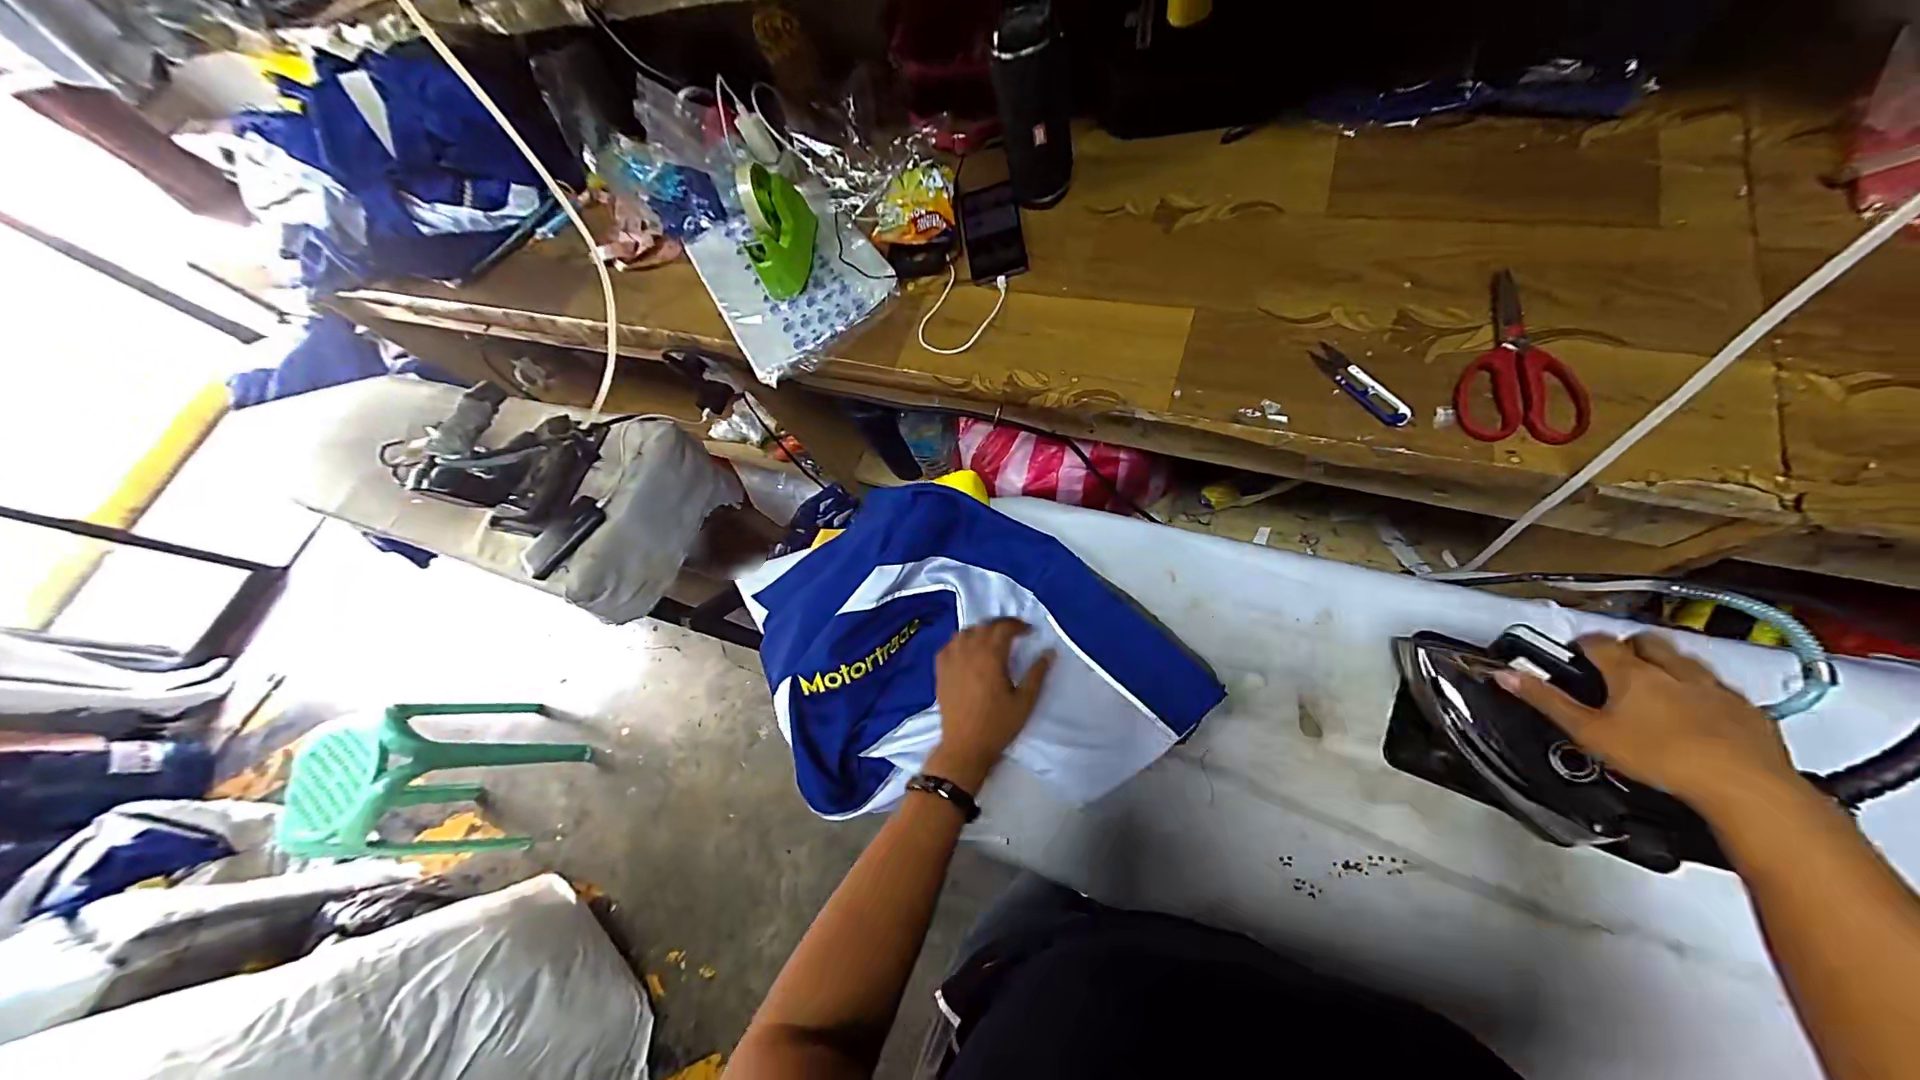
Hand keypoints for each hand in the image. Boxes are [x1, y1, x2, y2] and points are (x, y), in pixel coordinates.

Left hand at [928, 619, 1054, 792]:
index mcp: (990, 657)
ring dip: (980, 631)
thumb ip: (1037, 674)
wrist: (965, 747)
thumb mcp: (1025, 702)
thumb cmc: (998, 725)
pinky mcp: (940, 670)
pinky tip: (968, 651)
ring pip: (965, 632)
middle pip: (984, 626)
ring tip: (992, 641)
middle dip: (1000, 625)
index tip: (1029, 631)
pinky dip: (961, 641)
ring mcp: (951, 660)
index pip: (1003, 628)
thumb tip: (1049, 652)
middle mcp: (968, 652)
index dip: (1018, 625)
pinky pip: (949, 645)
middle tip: (1014, 634)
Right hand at [1494, 633, 1802, 811]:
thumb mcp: (1588, 732)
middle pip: (1648, 641)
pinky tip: (1700, 709)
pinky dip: (1705, 690)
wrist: (1744, 787)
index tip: (1575, 652)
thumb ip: (1546, 700)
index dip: (1583, 644)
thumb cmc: (1660, 758)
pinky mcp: (1750, 711)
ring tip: (1656, 681)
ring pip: (1688, 659)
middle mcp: (1674, 671)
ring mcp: (1716, 689)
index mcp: (1632, 673)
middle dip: (1630, 645)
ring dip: (1668, 662)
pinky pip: (1724, 688)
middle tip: (1616, 662)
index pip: (1599, 641)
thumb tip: (1506, 674)